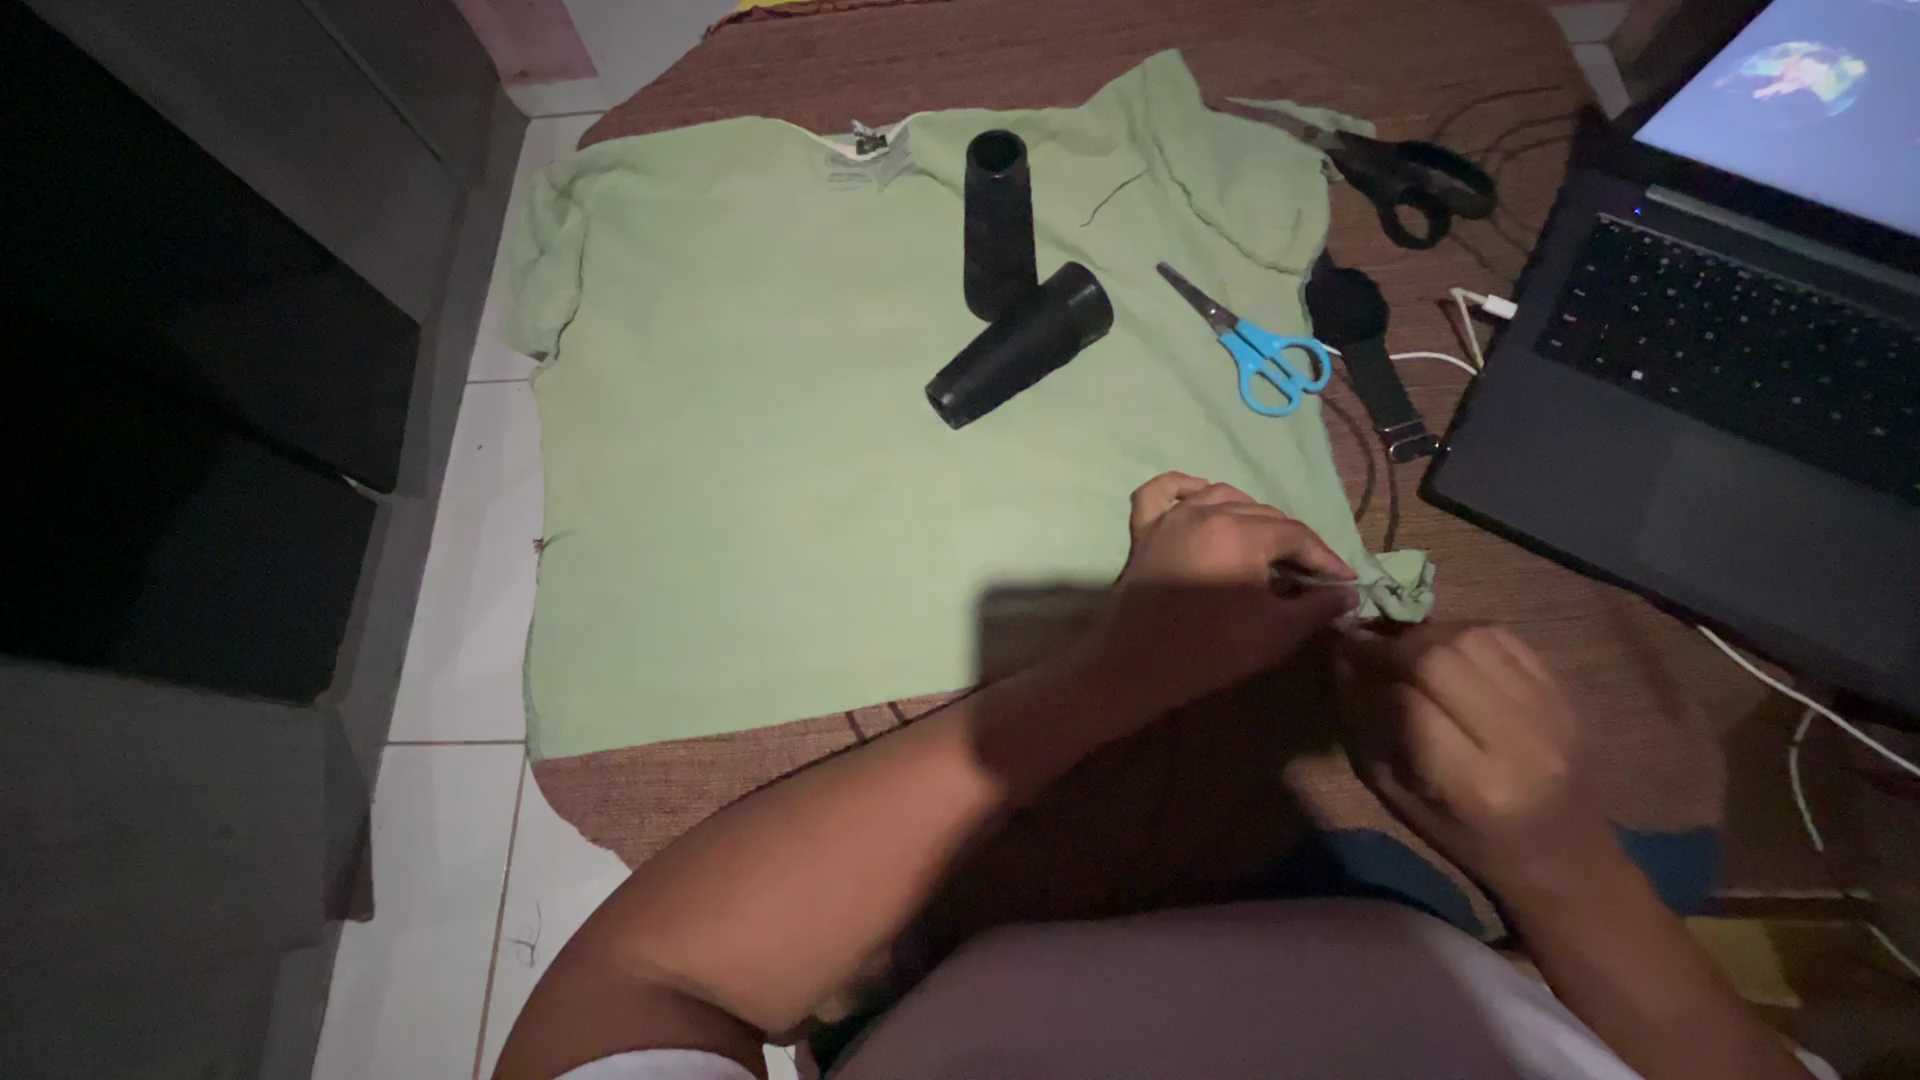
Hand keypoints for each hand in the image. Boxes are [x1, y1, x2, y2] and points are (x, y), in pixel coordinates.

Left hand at [1074, 472, 1357, 718]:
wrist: (1139, 666)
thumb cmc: (1212, 650)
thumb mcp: (1277, 632)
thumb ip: (1317, 606)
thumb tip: (1346, 592)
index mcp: (1241, 532)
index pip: (1296, 535)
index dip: (1324, 559)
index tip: (1343, 581)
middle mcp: (1205, 512)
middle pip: (1262, 515)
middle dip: (1291, 542)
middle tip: (1306, 573)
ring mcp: (1169, 518)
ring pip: (1220, 497)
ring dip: (1248, 515)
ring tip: (1264, 545)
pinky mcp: (1143, 531)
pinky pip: (1160, 493)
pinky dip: (1183, 488)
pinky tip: (1201, 495)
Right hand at [1333, 622, 1623, 897]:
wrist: (1564, 857)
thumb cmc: (1463, 834)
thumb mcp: (1394, 793)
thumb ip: (1362, 724)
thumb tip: (1342, 660)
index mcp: (1472, 784)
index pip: (1408, 702)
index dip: (1369, 670)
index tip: (1343, 656)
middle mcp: (1519, 743)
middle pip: (1443, 659)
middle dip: (1394, 645)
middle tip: (1368, 645)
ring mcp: (1552, 713)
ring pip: (1474, 638)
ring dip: (1428, 634)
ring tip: (1406, 648)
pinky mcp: (1567, 695)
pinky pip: (1506, 638)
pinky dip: (1464, 634)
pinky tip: (1447, 650)